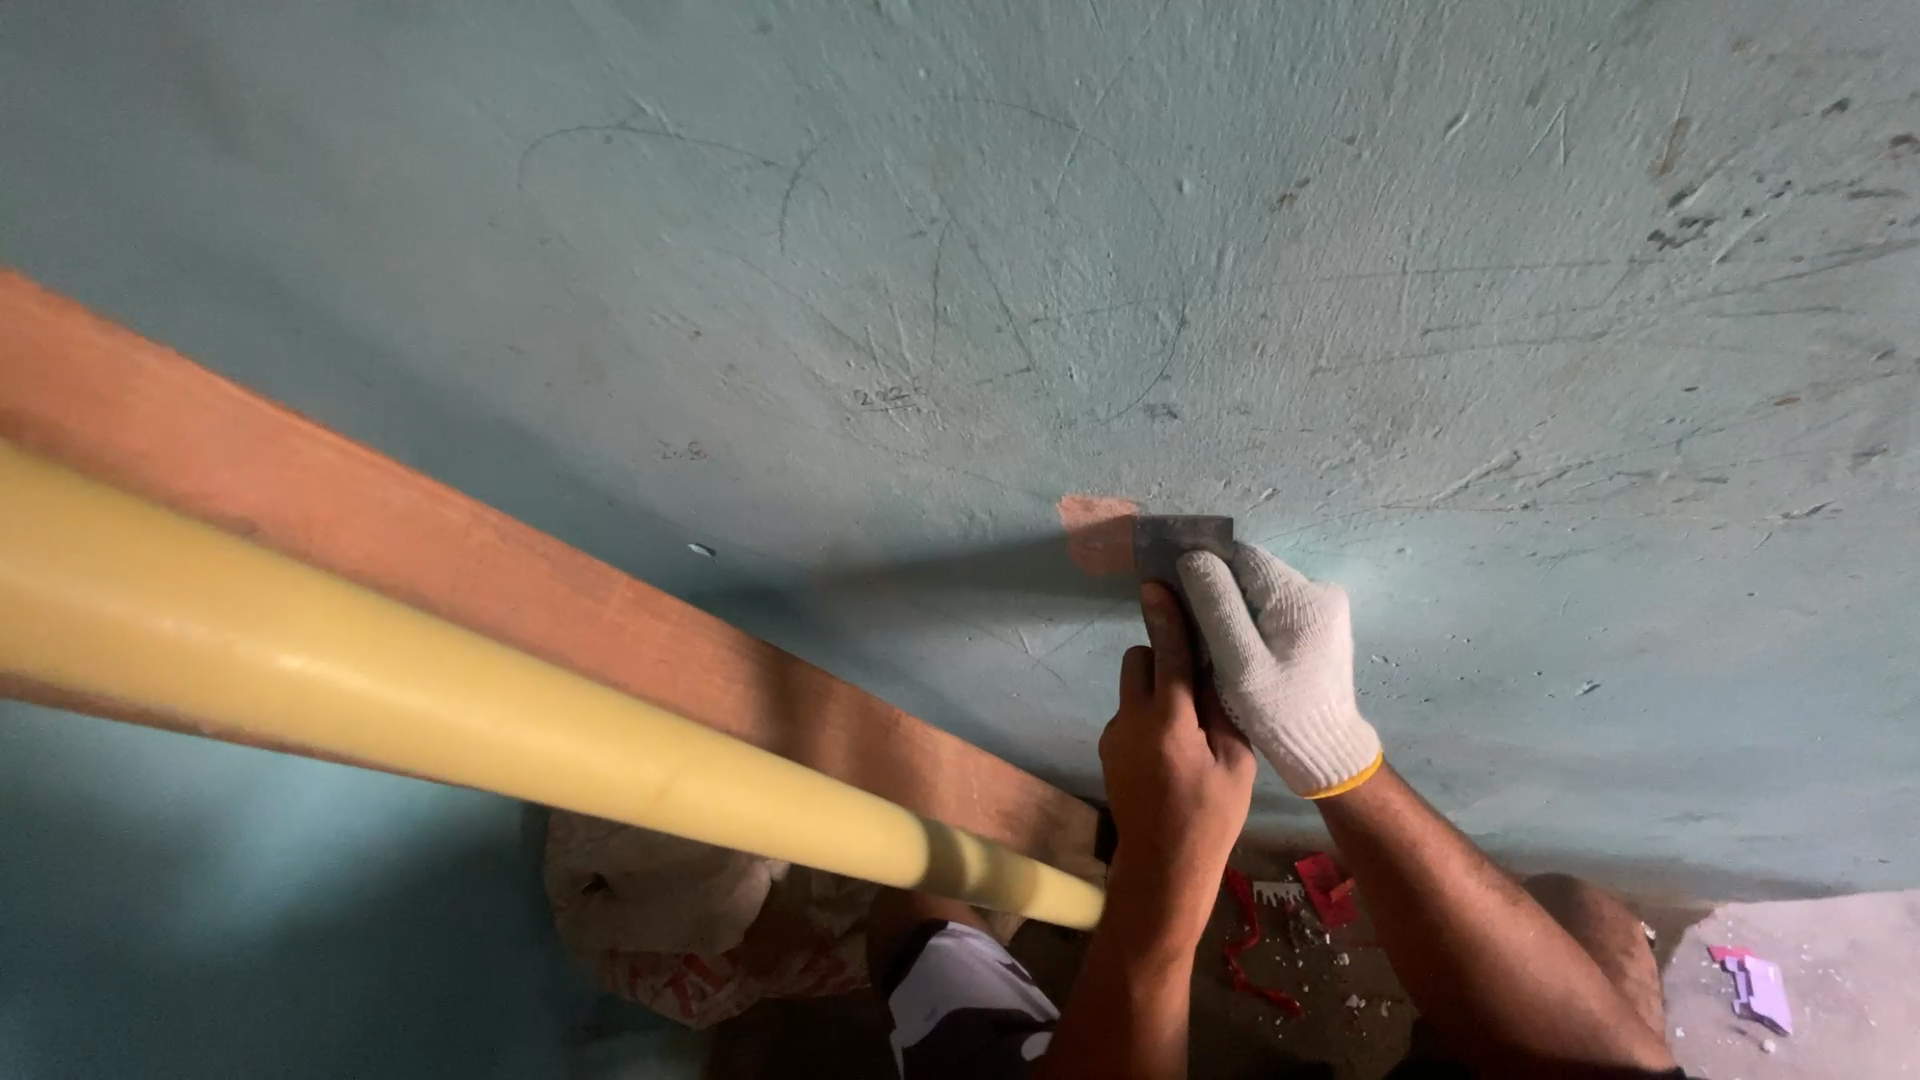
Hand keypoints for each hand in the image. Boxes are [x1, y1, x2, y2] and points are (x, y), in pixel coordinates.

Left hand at [1097, 582, 1256, 948]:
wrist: (1161, 867)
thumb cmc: (1210, 819)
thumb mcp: (1235, 765)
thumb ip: (1224, 711)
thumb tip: (1213, 669)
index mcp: (1169, 722)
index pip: (1169, 655)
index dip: (1166, 617)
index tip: (1156, 584)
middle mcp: (1131, 719)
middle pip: (1139, 660)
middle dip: (1163, 656)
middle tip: (1194, 681)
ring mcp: (1113, 733)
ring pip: (1133, 687)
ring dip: (1157, 688)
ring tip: (1187, 727)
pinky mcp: (1107, 746)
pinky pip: (1129, 712)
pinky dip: (1148, 714)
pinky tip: (1169, 749)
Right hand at [1177, 543, 1382, 798]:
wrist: (1325, 750)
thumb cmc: (1279, 710)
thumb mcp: (1239, 662)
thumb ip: (1215, 605)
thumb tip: (1192, 557)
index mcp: (1301, 595)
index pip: (1241, 557)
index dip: (1208, 574)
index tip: (1187, 606)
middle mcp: (1318, 590)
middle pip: (1250, 572)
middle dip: (1220, 594)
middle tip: (1202, 634)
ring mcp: (1322, 607)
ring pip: (1259, 590)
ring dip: (1234, 609)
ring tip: (1221, 646)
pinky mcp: (1319, 624)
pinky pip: (1272, 607)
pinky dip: (1251, 621)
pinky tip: (1243, 651)